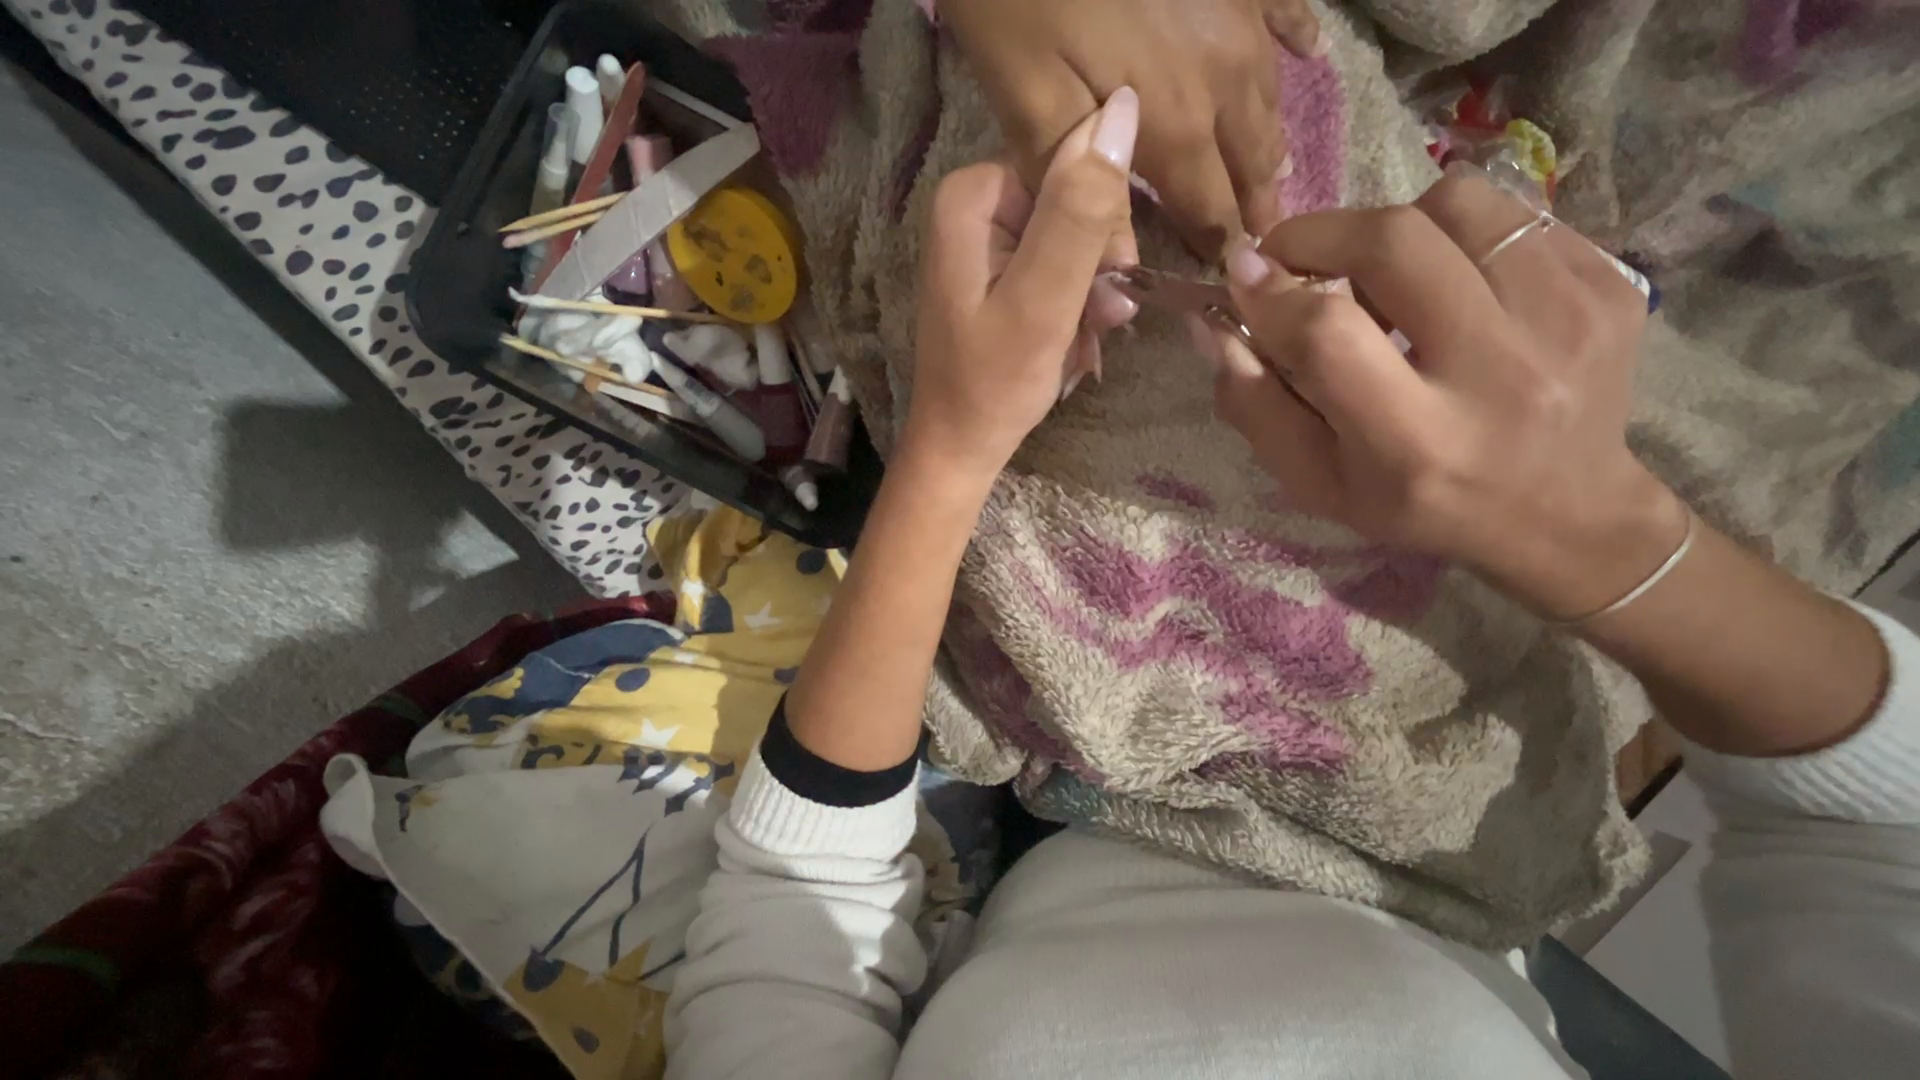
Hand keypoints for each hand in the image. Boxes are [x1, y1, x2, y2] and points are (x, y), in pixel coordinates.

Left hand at [905, 88, 1138, 477]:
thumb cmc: (995, 381)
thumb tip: (1122, 108)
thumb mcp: (1044, 297)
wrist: (961, 445)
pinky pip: (1057, 266)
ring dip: (1094, 290)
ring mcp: (986, 239)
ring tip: (1094, 337)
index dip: (1106, 220)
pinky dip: (1076, 303)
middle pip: (1074, 203)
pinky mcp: (999, 271)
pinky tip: (1079, 340)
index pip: (1073, 165)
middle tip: (1107, 318)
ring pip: (1073, 239)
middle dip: (1099, 264)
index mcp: (973, 194)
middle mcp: (975, 203)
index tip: (1115, 277)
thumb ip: (1080, 211)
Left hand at [945, 0, 1323, 261]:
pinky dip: (1297, 37)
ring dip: (1273, 143)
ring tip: (1279, 174)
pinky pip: (1283, 9)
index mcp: (1175, 125)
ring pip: (1270, 97)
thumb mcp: (1030, 114)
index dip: (1220, 245)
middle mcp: (1224, 75)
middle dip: (1256, 202)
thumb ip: (1084, 197)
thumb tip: (1126, 274)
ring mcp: (1237, 14)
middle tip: (1265, 237)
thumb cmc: (1016, 7)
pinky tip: (1311, 52)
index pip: (1210, 208)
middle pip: (1251, 158)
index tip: (1231, 274)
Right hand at [1196, 166, 1679, 620]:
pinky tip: (1452, 286)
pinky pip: (1510, 213)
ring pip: (1454, 204)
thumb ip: (1255, 406)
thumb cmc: (1419, 505)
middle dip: (1322, 234)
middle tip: (1295, 256)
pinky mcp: (1611, 283)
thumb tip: (1213, 323)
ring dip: (1394, 228)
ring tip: (1384, 277)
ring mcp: (1569, 319)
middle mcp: (1500, 373)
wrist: (1564, 513)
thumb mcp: (1317, 482)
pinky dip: (1458, 235)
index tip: (1244, 277)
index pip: (1329, 333)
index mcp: (1415, 441)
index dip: (1273, 293)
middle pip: (1393, 243)